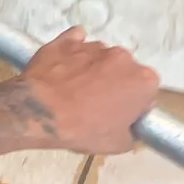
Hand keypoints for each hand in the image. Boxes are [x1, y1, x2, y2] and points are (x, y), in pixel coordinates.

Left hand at [14, 27, 159, 154]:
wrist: (38, 112)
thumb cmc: (82, 128)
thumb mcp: (118, 144)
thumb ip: (132, 131)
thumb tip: (129, 128)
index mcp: (144, 80)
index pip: (145, 92)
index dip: (132, 104)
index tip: (117, 113)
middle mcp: (122, 57)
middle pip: (123, 70)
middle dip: (113, 83)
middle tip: (93, 102)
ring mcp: (92, 46)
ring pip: (98, 57)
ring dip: (91, 69)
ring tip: (72, 87)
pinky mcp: (65, 42)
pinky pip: (74, 40)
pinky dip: (72, 49)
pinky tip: (64, 61)